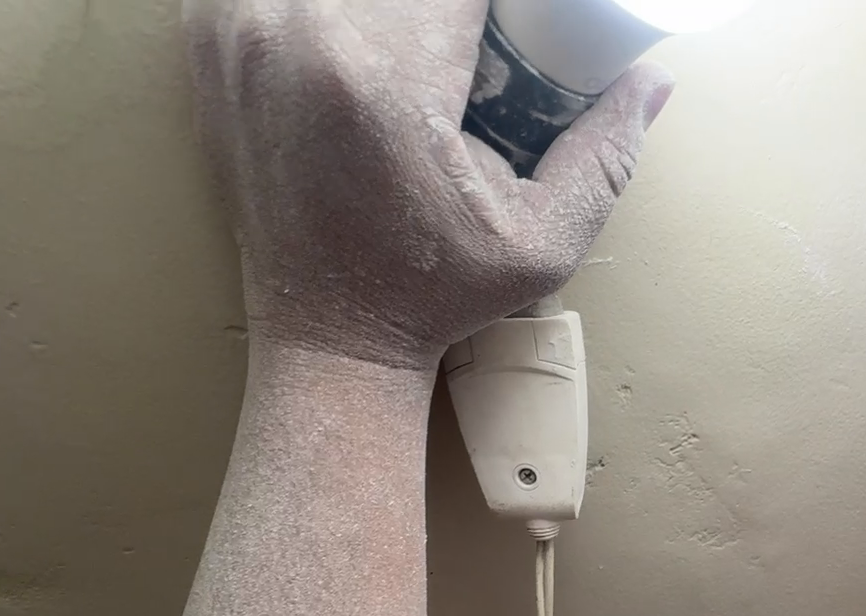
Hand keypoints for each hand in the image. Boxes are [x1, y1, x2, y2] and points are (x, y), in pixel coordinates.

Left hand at [184, 0, 674, 369]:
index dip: (514, 4)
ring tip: (445, 58)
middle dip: (462, 6)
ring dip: (413, 5)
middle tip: (491, 50)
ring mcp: (237, 19)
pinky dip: (357, 8)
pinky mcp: (213, 31)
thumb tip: (652, 81)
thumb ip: (605, 158)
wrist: (331, 332)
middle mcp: (292, 23)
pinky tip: (389, 54)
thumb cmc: (439, 296)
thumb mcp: (546, 245)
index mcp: (383, 75)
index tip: (532, 33)